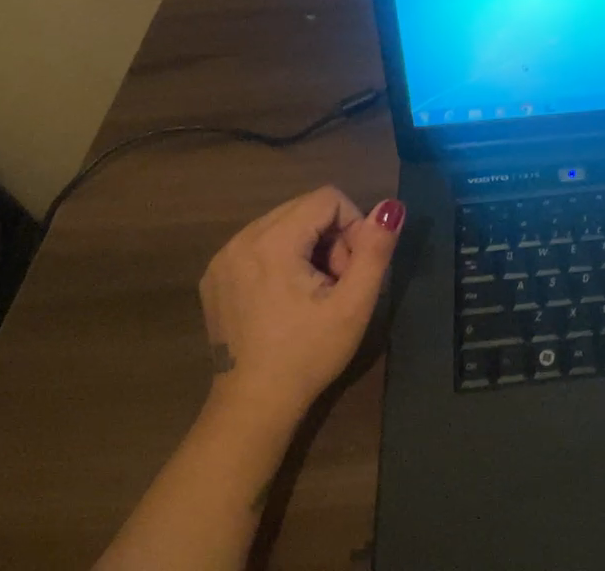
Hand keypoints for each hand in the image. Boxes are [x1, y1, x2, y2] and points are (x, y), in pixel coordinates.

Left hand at [198, 187, 404, 415]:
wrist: (253, 405)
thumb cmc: (308, 354)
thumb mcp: (354, 304)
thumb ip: (375, 249)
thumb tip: (390, 207)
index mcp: (273, 242)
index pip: (327, 198)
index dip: (353, 226)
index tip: (351, 270)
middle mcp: (240, 239)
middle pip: (303, 208)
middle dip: (331, 237)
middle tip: (335, 284)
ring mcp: (222, 258)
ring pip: (282, 223)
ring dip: (308, 247)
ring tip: (312, 293)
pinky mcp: (214, 276)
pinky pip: (258, 243)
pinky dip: (281, 258)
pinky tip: (285, 298)